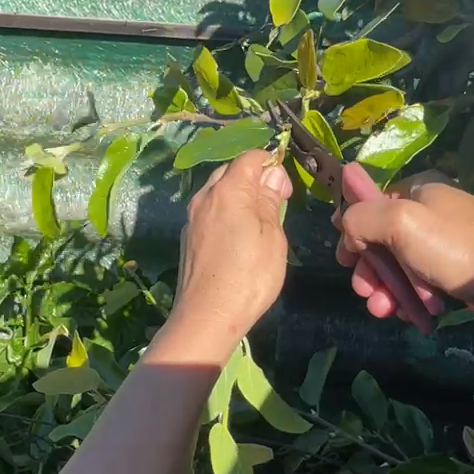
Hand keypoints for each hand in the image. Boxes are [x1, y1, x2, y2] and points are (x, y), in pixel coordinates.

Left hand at [156, 149, 292, 363]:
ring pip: (218, 192)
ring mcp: (192, 217)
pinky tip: (237, 239)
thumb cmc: (249, 275)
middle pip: (231, 172)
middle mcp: (205, 196)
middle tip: (275, 206)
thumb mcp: (272, 236)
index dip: (272, 165)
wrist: (208, 315)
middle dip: (254, 180)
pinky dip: (225, 214)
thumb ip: (270, 201)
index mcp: (228, 190)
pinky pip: (210, 212)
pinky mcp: (188, 237)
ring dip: (239, 197)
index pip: (250, 158)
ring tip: (258, 224)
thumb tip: (273, 174)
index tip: (286, 191)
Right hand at [335, 172, 473, 324]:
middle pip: (380, 239)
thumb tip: (347, 231)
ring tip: (384, 310)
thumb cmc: (451, 247)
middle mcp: (429, 211)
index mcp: (418, 189)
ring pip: (397, 264)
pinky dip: (408, 296)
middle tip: (365, 292)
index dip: (352, 229)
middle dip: (369, 269)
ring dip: (385, 289)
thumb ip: (361, 218)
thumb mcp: (399, 222)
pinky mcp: (452, 269)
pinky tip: (407, 313)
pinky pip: (417, 280)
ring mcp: (442, 241)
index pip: (371, 203)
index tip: (345, 257)